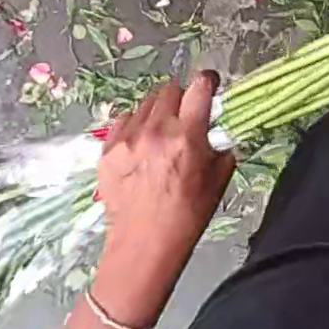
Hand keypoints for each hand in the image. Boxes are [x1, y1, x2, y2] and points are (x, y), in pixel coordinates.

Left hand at [92, 72, 232, 326]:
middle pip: (170, 89)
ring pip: (146, 103)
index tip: (211, 84)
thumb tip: (219, 128)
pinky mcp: (107, 150)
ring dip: (158, 111)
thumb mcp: (219, 180)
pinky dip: (136, 126)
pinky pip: (124, 121)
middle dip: (181, 98)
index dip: (208, 81)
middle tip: (185, 117)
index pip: (199, 88)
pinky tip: (141, 146)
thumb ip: (221, 146)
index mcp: (187, 137)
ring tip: (162, 133)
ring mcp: (127, 139)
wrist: (143, 246)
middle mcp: (156, 131)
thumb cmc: (188, 215)